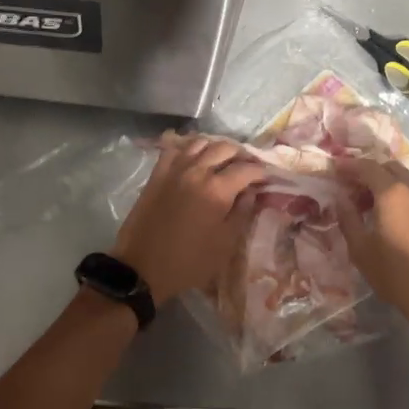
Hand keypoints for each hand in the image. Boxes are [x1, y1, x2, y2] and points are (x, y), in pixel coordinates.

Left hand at [111, 133, 267, 304]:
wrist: (142, 266)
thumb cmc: (188, 262)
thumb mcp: (224, 245)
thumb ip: (241, 214)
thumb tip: (252, 192)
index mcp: (217, 190)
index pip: (246, 169)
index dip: (260, 171)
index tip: (266, 177)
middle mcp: (198, 170)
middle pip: (225, 148)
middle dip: (242, 155)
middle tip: (248, 166)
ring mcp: (176, 168)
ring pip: (201, 142)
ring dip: (217, 147)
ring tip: (224, 158)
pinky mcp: (158, 171)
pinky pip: (176, 146)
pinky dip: (189, 145)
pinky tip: (196, 154)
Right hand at [335, 158, 408, 329]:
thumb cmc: (397, 275)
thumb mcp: (361, 250)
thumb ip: (348, 218)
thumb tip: (341, 198)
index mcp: (393, 193)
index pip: (368, 166)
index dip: (350, 165)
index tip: (338, 170)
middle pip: (392, 168)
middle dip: (373, 173)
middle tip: (359, 191)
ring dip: (395, 189)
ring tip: (384, 210)